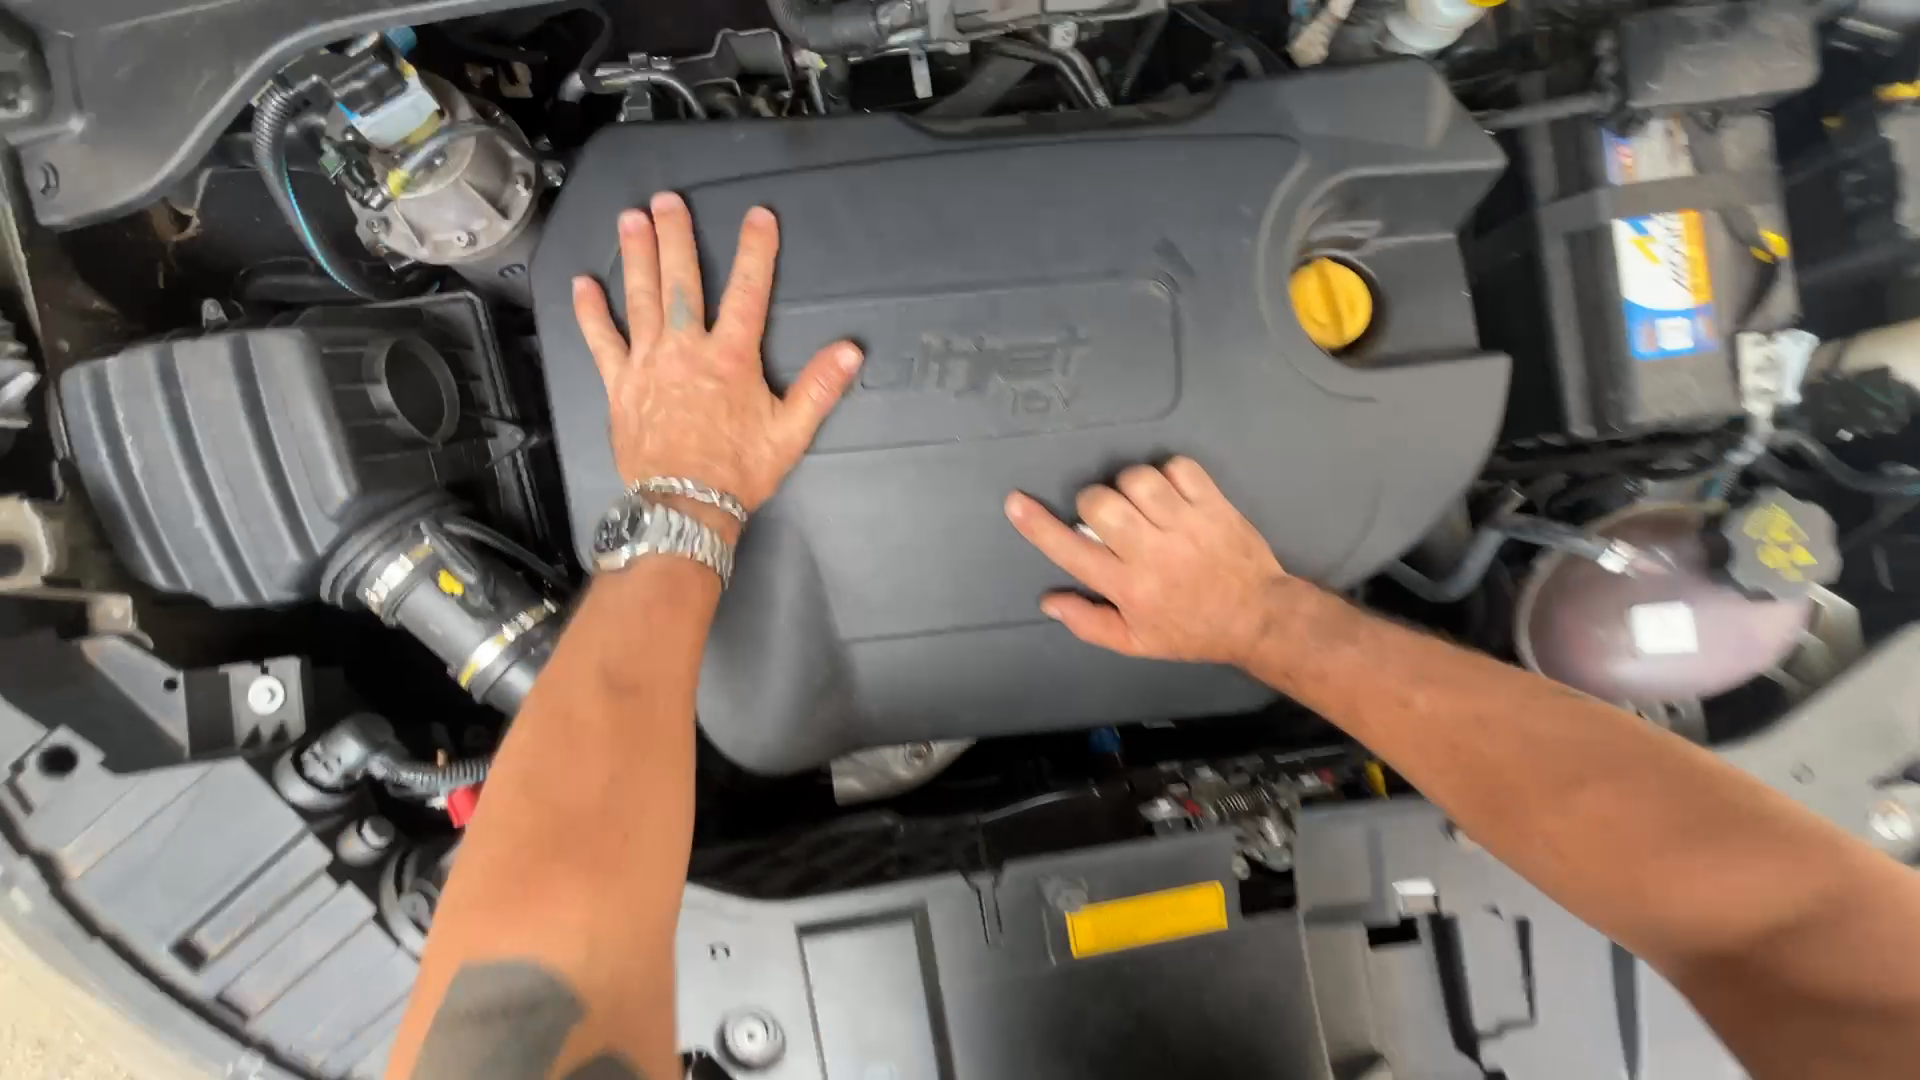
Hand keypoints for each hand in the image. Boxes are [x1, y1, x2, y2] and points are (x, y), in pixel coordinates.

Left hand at [572, 192, 863, 529]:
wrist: (685, 505)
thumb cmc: (739, 470)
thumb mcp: (791, 432)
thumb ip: (820, 388)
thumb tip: (851, 351)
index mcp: (730, 358)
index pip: (748, 292)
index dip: (756, 251)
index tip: (759, 217)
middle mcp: (686, 349)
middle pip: (682, 282)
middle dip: (677, 237)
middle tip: (668, 200)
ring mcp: (648, 364)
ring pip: (640, 299)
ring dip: (637, 256)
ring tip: (630, 219)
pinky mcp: (620, 385)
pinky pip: (601, 342)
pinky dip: (590, 313)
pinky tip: (582, 285)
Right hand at [1004, 458, 1290, 667]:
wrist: (1258, 618)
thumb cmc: (1190, 630)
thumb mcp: (1135, 642)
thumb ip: (1088, 622)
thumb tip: (1048, 601)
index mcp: (1128, 587)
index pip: (1072, 551)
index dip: (1038, 525)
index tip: (1016, 502)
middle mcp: (1152, 553)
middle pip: (1101, 504)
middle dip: (1093, 502)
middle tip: (1108, 518)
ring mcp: (1185, 525)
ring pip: (1137, 479)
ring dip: (1129, 486)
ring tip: (1141, 504)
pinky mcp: (1214, 505)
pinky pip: (1178, 467)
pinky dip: (1168, 473)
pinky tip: (1171, 493)